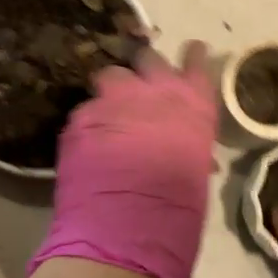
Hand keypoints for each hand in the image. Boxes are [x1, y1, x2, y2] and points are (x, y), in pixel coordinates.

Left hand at [27, 41, 216, 277]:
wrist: (127, 226)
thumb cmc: (177, 212)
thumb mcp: (194, 177)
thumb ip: (187, 152)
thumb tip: (186, 156)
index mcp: (193, 106)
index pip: (196, 64)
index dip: (191, 57)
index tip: (190, 50)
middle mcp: (154, 92)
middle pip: (147, 60)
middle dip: (144, 68)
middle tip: (140, 85)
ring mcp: (114, 101)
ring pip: (109, 76)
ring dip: (111, 89)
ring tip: (109, 110)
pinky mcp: (81, 119)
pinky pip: (86, 111)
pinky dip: (89, 122)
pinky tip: (88, 143)